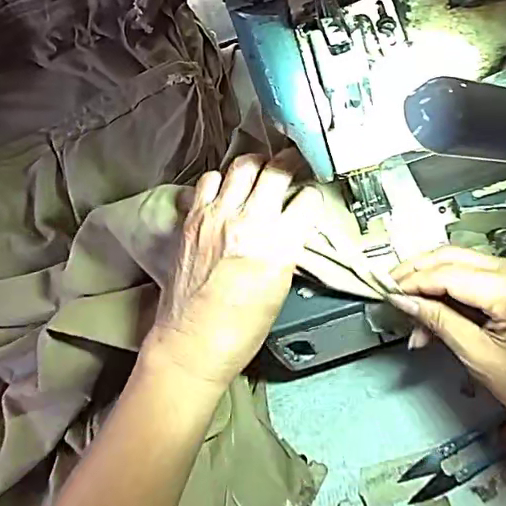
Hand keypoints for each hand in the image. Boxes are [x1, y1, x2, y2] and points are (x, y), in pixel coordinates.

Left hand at [143, 153, 322, 390]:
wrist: (193, 342)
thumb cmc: (241, 326)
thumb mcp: (281, 284)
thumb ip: (289, 244)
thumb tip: (294, 220)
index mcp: (276, 245)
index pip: (306, 200)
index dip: (313, 194)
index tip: (311, 193)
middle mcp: (246, 223)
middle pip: (275, 170)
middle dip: (289, 163)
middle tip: (292, 165)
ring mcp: (216, 217)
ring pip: (242, 165)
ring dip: (256, 165)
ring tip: (261, 172)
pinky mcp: (193, 218)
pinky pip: (210, 179)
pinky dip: (221, 179)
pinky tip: (227, 190)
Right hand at [387, 247, 505, 444]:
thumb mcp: (480, 358)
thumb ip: (439, 322)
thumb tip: (403, 300)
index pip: (449, 274)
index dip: (413, 282)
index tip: (385, 293)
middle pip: (452, 257)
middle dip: (417, 274)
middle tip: (389, 292)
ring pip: (459, 262)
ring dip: (430, 283)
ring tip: (408, 311)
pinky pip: (472, 275)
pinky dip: (448, 290)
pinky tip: (431, 313)